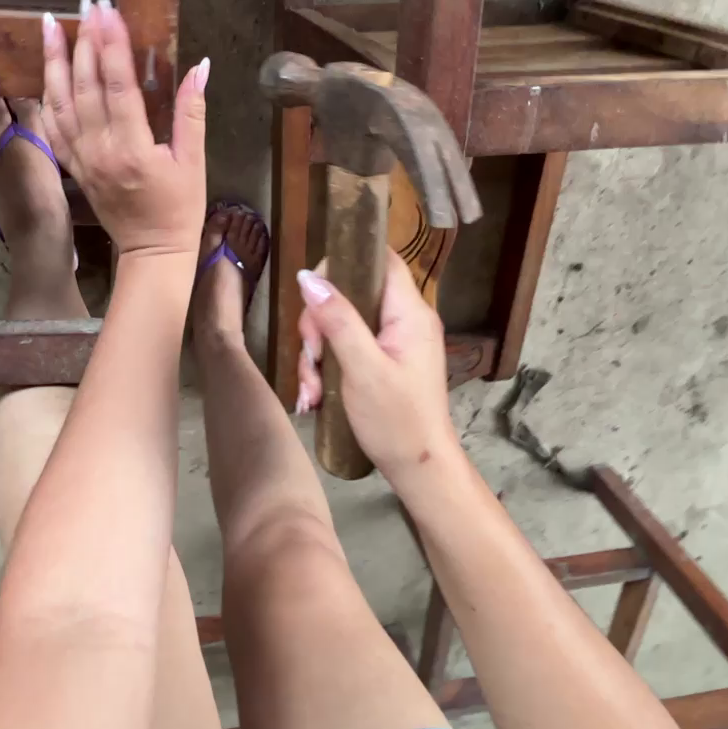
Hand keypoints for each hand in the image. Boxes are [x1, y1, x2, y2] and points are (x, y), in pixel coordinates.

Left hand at [39, 0, 207, 258]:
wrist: (152, 252)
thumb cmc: (179, 208)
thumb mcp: (194, 161)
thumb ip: (192, 113)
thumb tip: (200, 66)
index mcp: (132, 148)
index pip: (117, 85)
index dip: (112, 45)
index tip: (109, 11)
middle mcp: (100, 150)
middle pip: (84, 86)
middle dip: (84, 42)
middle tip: (86, 5)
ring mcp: (81, 158)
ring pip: (59, 102)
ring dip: (54, 61)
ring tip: (50, 25)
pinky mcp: (73, 166)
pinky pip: (53, 126)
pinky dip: (47, 95)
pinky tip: (47, 71)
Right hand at [295, 255, 457, 476]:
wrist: (419, 470)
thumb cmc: (397, 421)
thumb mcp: (362, 368)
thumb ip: (338, 320)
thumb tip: (308, 276)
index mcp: (409, 312)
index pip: (379, 258)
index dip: (344, 262)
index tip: (314, 290)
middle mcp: (404, 318)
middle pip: (350, 293)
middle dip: (320, 323)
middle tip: (312, 356)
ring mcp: (393, 341)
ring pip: (341, 323)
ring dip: (318, 354)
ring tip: (313, 389)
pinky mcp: (383, 360)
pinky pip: (347, 347)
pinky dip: (328, 367)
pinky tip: (317, 395)